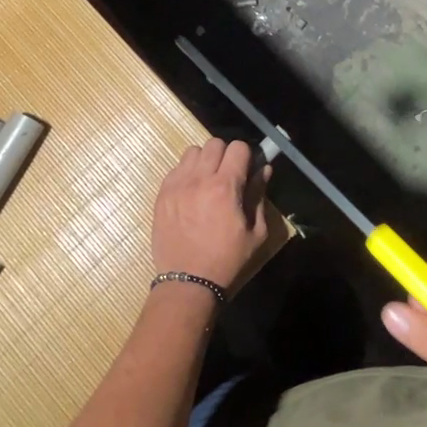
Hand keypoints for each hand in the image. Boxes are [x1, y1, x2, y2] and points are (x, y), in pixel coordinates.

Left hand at [150, 138, 269, 291]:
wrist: (188, 282)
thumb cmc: (227, 260)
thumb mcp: (255, 232)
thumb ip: (258, 196)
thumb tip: (264, 170)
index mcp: (226, 187)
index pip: (238, 147)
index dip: (246, 156)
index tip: (247, 171)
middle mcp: (199, 179)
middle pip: (214, 143)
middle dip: (226, 155)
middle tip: (228, 176)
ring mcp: (177, 186)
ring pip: (192, 152)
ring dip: (204, 161)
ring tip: (207, 181)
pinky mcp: (162, 195)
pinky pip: (175, 169)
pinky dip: (186, 173)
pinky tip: (191, 193)